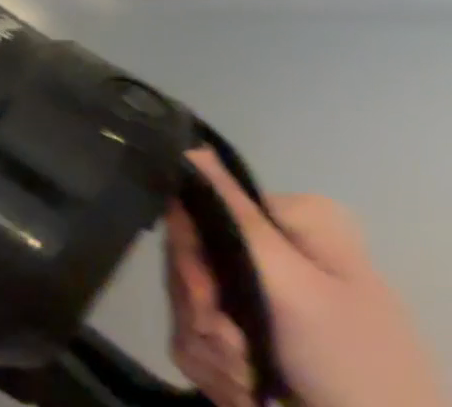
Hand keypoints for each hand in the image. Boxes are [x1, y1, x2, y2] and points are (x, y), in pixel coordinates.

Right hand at [166, 149, 445, 406]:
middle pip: (187, 258)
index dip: (191, 251)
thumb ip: (236, 216)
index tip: (208, 292)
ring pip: (183, 301)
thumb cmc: (346, 359)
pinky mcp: (244, 336)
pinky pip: (191, 337)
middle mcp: (272, 252)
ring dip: (208, 347)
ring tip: (248, 376)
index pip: (198, 208)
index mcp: (292, 226)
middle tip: (235, 344)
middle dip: (201, 310)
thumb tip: (189, 147)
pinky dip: (214, 368)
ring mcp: (256, 296)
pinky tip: (246, 386)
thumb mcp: (291, 285)